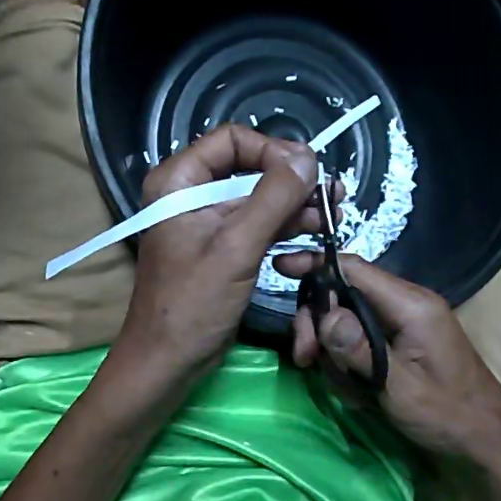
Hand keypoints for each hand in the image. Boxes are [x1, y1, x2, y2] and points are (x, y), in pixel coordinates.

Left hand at [118, 124, 322, 376]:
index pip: (232, 140)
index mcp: (178, 181)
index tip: (307, 174)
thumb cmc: (192, 303)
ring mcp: (205, 223)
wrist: (166, 361)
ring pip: (257, 198)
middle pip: (249, 167)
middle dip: (292, 181)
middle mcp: (189, 194)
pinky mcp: (220, 249)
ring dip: (295, 206)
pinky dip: (284, 228)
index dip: (273, 151)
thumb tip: (308, 157)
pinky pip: (256, 225)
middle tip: (334, 197)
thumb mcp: (237, 246)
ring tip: (332, 218)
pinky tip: (312, 236)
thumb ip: (273, 197)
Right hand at [272, 250, 500, 482]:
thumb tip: (325, 315)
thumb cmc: (449, 417)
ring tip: (345, 388)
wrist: (483, 448)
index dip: (314, 265)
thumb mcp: (402, 389)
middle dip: (317, 325)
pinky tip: (357, 391)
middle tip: (305, 359)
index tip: (278, 268)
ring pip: (342, 321)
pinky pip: (354, 342)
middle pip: (341, 295)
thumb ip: (361, 350)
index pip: (353, 268)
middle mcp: (404, 306)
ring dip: (331, 352)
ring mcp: (400, 326)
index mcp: (412, 305)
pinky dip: (346, 365)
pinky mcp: (395, 345)